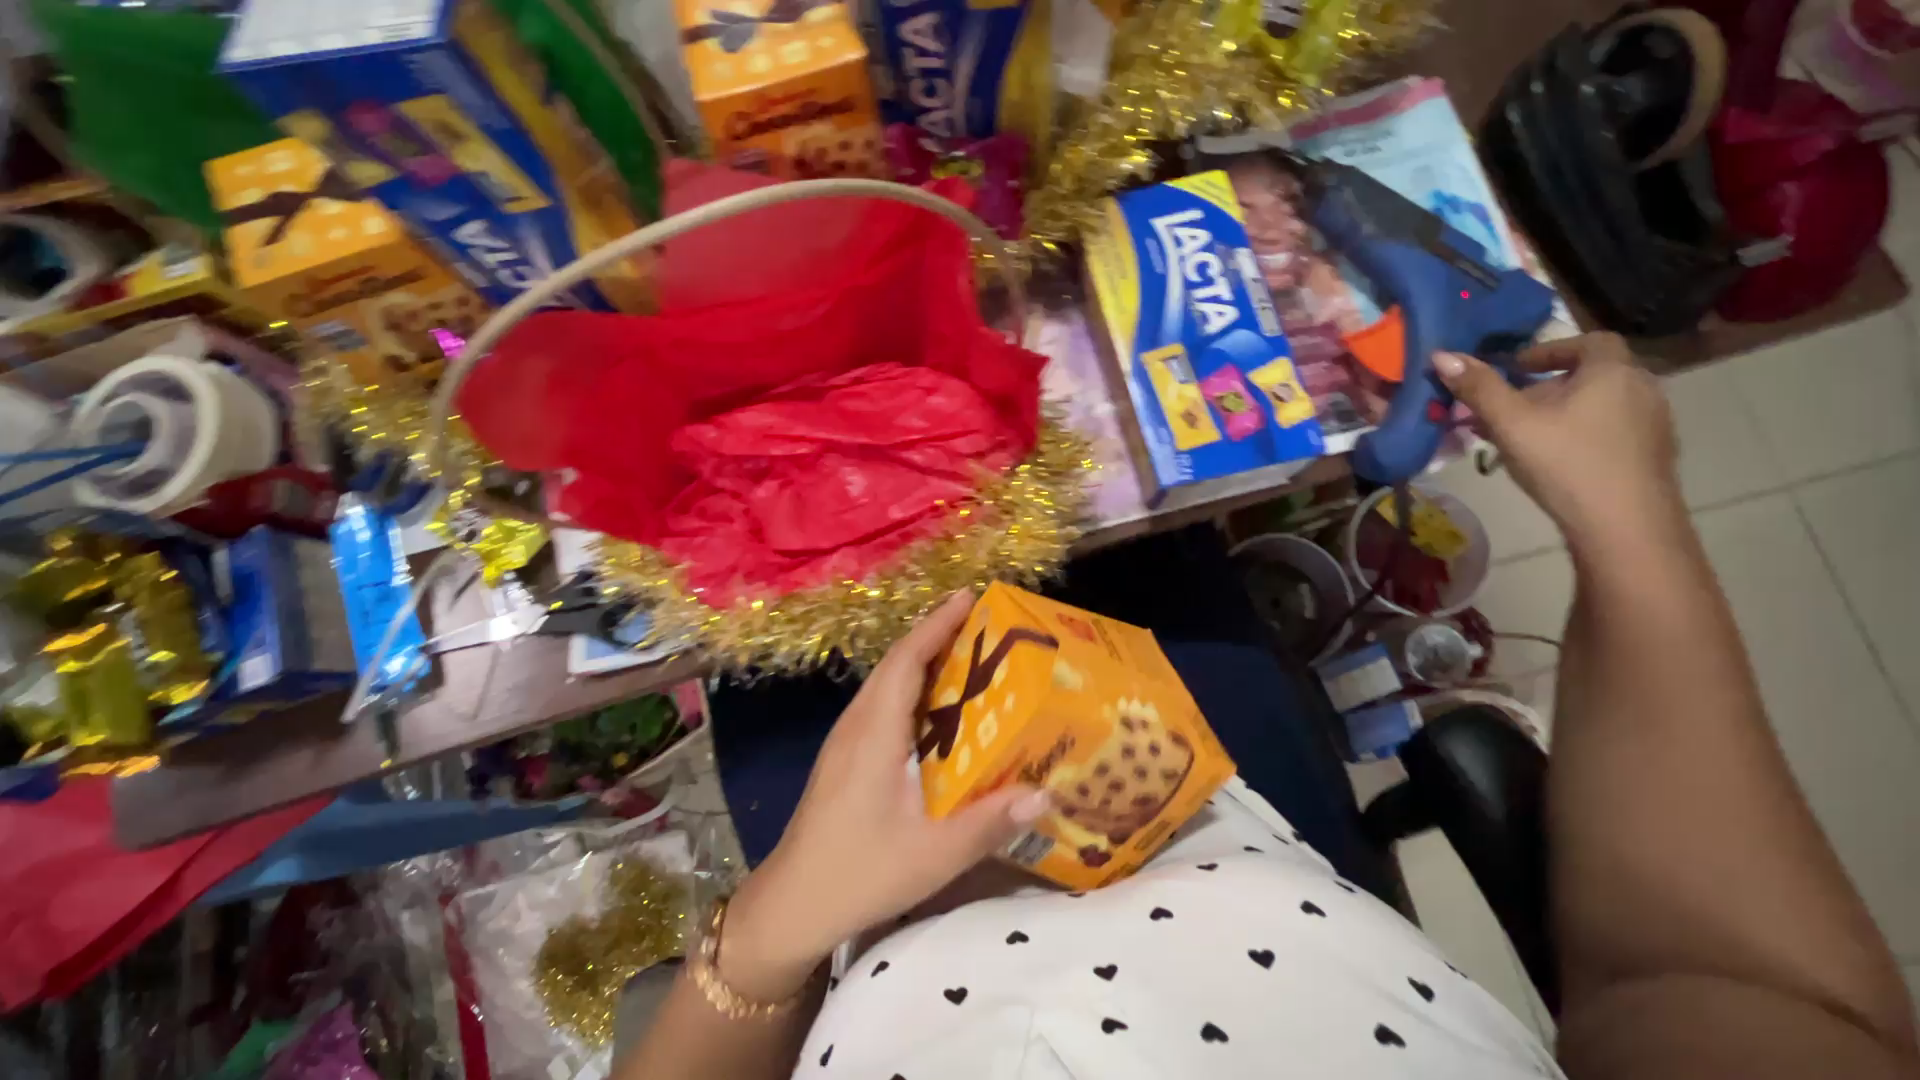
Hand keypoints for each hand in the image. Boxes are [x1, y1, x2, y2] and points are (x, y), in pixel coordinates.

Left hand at [716, 592, 1050, 1000]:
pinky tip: (938, 715)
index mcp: (874, 733)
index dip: (937, 626)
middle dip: (936, 636)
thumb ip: (990, 822)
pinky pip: (881, 707)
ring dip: (923, 663)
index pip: (906, 661)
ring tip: (969, 660)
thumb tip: (1045, 793)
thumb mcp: (934, 854)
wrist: (792, 903)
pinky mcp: (843, 760)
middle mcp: (856, 726)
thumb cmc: (861, 872)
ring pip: (886, 685)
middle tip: (984, 627)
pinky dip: (912, 692)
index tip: (970, 598)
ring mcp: (844, 742)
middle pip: (896, 665)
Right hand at [1434, 333, 1683, 554]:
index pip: (1588, 341)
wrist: (1626, 526)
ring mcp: (1654, 424)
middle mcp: (1642, 388)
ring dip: (1562, 412)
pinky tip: (1555, 462)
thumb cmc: (1566, 464)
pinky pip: (1611, 431)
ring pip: (1599, 405)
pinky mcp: (1653, 456)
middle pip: (1590, 375)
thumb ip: (1479, 389)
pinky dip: (1581, 434)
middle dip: (1547, 387)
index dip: (1549, 350)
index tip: (1516, 369)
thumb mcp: (1512, 424)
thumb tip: (1442, 355)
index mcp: (1613, 371)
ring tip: (1524, 438)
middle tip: (1509, 409)